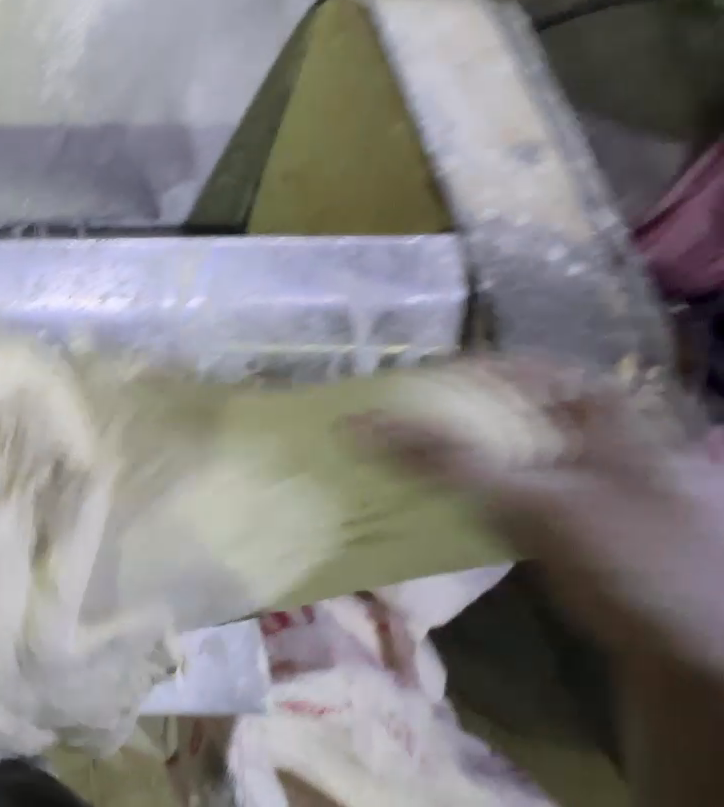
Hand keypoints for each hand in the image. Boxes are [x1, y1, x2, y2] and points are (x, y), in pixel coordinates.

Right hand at [351, 361, 723, 674]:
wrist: (701, 670)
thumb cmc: (632, 567)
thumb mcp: (536, 507)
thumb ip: (444, 461)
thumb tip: (352, 421)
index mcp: (628, 438)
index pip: (563, 379)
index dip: (503, 371)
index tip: (442, 379)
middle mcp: (623, 464)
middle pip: (538, 421)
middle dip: (473, 417)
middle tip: (412, 418)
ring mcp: (610, 509)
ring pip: (528, 465)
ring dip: (472, 460)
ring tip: (414, 460)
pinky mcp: (591, 548)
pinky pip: (526, 505)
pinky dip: (485, 499)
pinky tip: (448, 509)